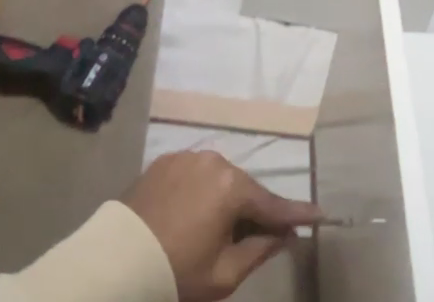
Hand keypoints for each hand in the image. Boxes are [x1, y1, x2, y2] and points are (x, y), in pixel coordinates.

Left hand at [122, 151, 321, 301]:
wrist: (112, 265)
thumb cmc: (174, 273)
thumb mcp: (223, 274)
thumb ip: (260, 250)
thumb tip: (284, 236)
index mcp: (232, 186)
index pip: (273, 204)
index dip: (297, 214)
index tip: (320, 215)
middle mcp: (213, 161)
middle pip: (245, 189)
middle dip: (254, 211)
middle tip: (263, 234)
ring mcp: (186, 158)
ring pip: (219, 181)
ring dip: (226, 200)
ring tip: (222, 228)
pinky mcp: (163, 163)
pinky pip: (194, 176)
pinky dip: (201, 193)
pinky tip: (195, 215)